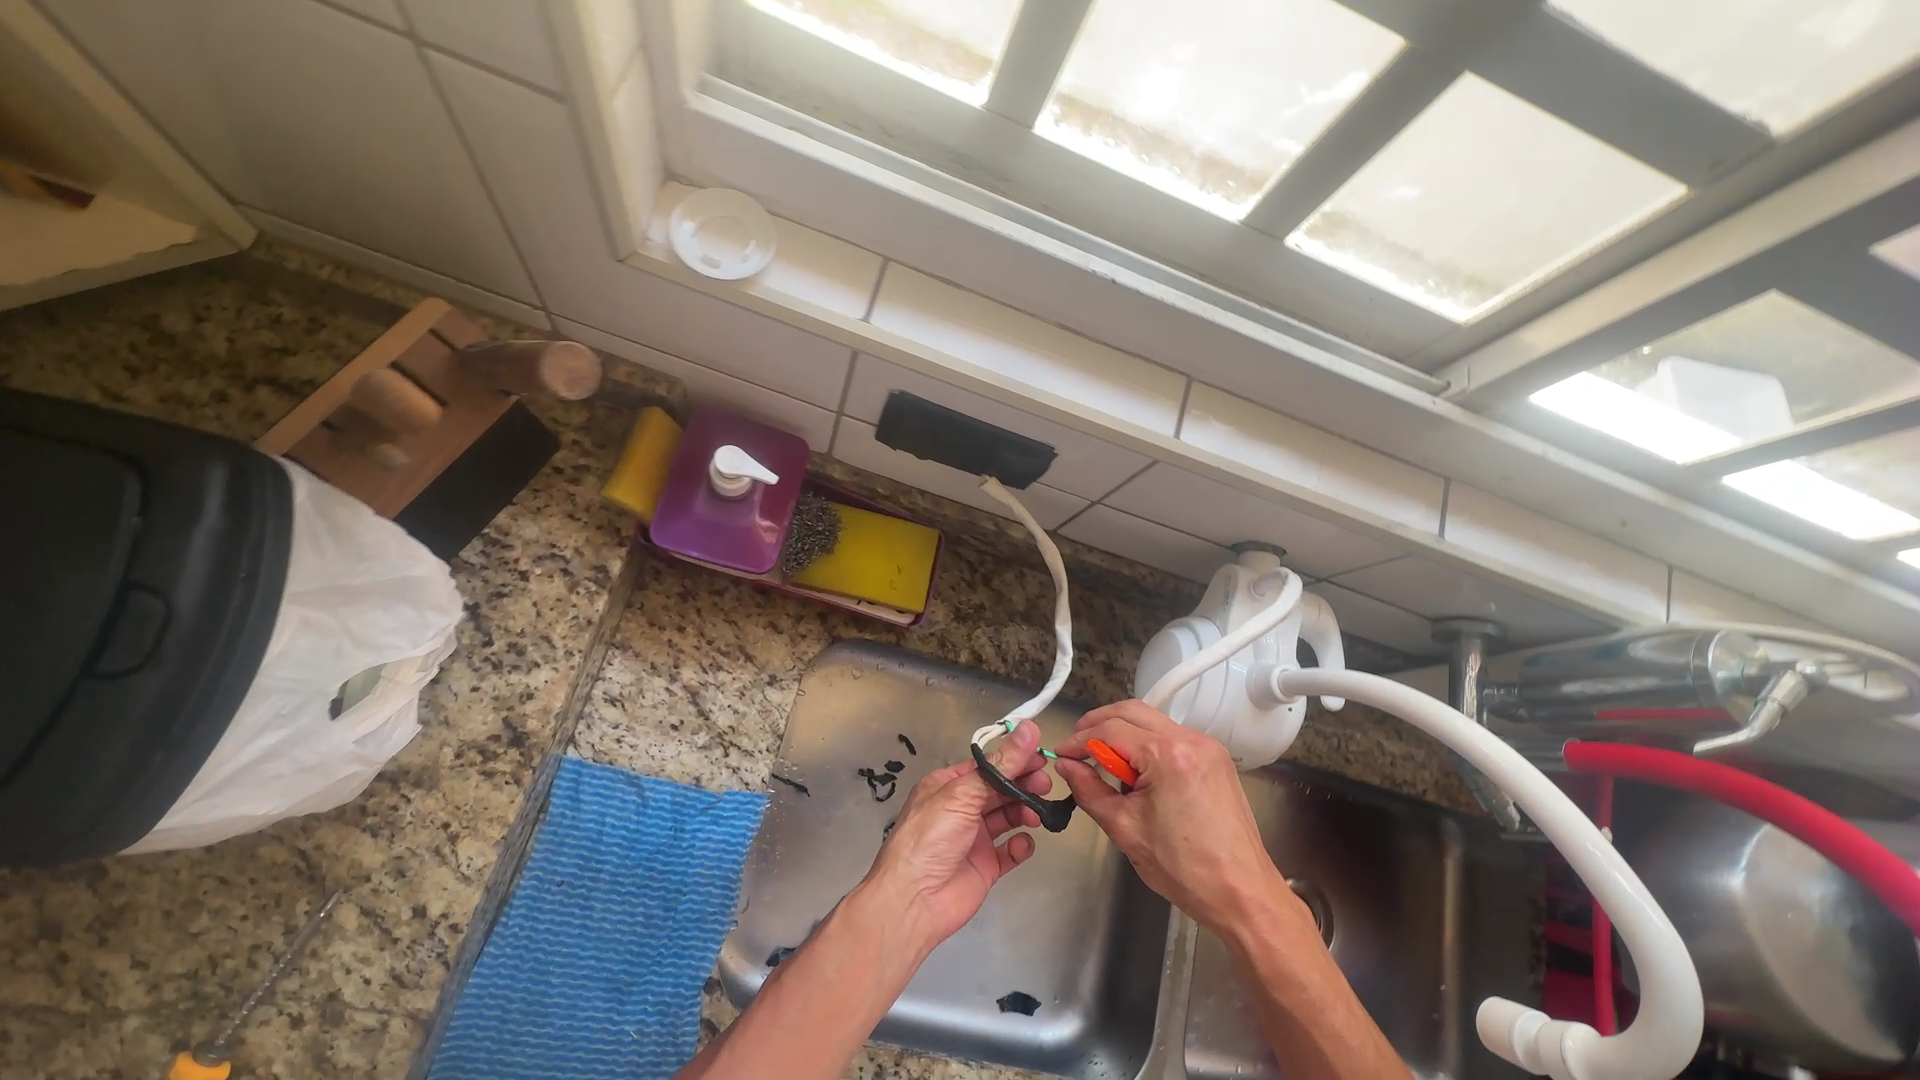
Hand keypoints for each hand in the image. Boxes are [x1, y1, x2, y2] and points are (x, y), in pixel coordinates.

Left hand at [860, 719, 1053, 949]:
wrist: (913, 901)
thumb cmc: (930, 839)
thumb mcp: (963, 793)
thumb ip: (1001, 764)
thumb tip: (1028, 729)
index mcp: (948, 786)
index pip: (987, 766)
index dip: (1014, 759)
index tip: (1041, 756)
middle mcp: (960, 809)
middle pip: (1000, 790)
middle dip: (1023, 784)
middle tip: (1045, 783)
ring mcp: (973, 838)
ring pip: (1008, 816)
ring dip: (1025, 810)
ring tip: (1037, 813)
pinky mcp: (985, 865)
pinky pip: (1010, 850)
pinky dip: (1021, 845)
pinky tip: (1023, 843)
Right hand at [1054, 701, 1287, 932]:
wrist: (1242, 893)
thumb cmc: (1184, 869)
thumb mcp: (1124, 829)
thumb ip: (1089, 790)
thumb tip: (1066, 766)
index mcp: (1168, 755)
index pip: (1109, 730)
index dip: (1078, 740)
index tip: (1060, 755)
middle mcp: (1191, 739)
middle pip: (1132, 711)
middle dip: (1098, 724)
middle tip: (1076, 748)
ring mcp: (1209, 747)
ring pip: (1153, 721)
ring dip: (1123, 733)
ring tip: (1103, 764)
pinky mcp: (1216, 760)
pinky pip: (1172, 737)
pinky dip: (1147, 745)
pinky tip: (1135, 774)